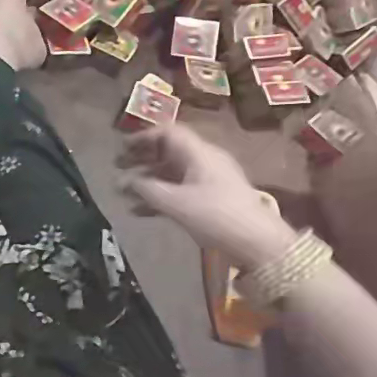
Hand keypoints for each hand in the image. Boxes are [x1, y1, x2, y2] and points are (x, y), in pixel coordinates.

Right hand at [118, 123, 298, 268]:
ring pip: (173, 173)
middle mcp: (204, 161)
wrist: (258, 244)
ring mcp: (210, 181)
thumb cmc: (216, 215)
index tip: (121, 148)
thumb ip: (145, 190)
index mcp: (199, 153)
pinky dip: (161, 196)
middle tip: (118, 167)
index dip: (142, 137)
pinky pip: (180, 190)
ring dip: (148, 180)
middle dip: (142, 158)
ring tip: (125, 193)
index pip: (167, 132)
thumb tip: (120, 181)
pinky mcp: (212, 200)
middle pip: (169, 151)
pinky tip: (142, 211)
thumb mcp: (175, 202)